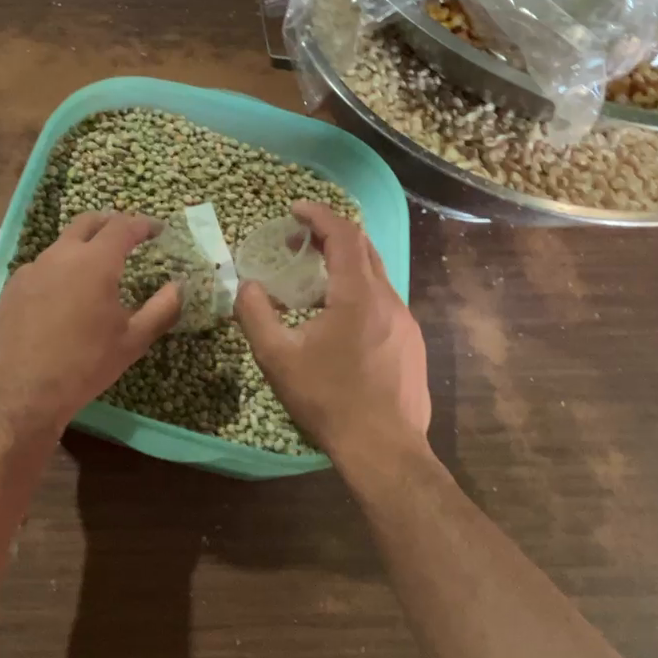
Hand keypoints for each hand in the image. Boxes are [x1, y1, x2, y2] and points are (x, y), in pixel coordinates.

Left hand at [0, 212, 180, 435]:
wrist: (20, 393)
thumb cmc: (84, 366)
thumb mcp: (132, 341)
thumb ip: (161, 309)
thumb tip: (179, 287)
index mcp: (94, 262)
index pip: (122, 227)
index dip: (143, 224)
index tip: (156, 230)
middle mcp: (59, 256)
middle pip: (87, 223)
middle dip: (110, 223)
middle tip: (125, 235)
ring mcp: (30, 270)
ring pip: (60, 247)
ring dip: (81, 249)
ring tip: (94, 272)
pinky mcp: (10, 289)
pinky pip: (40, 270)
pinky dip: (58, 273)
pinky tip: (62, 299)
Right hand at [235, 201, 429, 458]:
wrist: (383, 448)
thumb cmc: (328, 399)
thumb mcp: (277, 357)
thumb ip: (256, 314)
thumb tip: (246, 286)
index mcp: (359, 296)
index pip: (344, 235)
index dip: (319, 215)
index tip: (294, 209)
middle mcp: (389, 300)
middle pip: (364, 249)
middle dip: (330, 235)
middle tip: (297, 241)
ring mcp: (406, 322)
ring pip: (376, 276)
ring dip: (345, 265)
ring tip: (312, 279)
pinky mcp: (411, 344)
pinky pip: (383, 302)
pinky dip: (358, 291)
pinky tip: (337, 319)